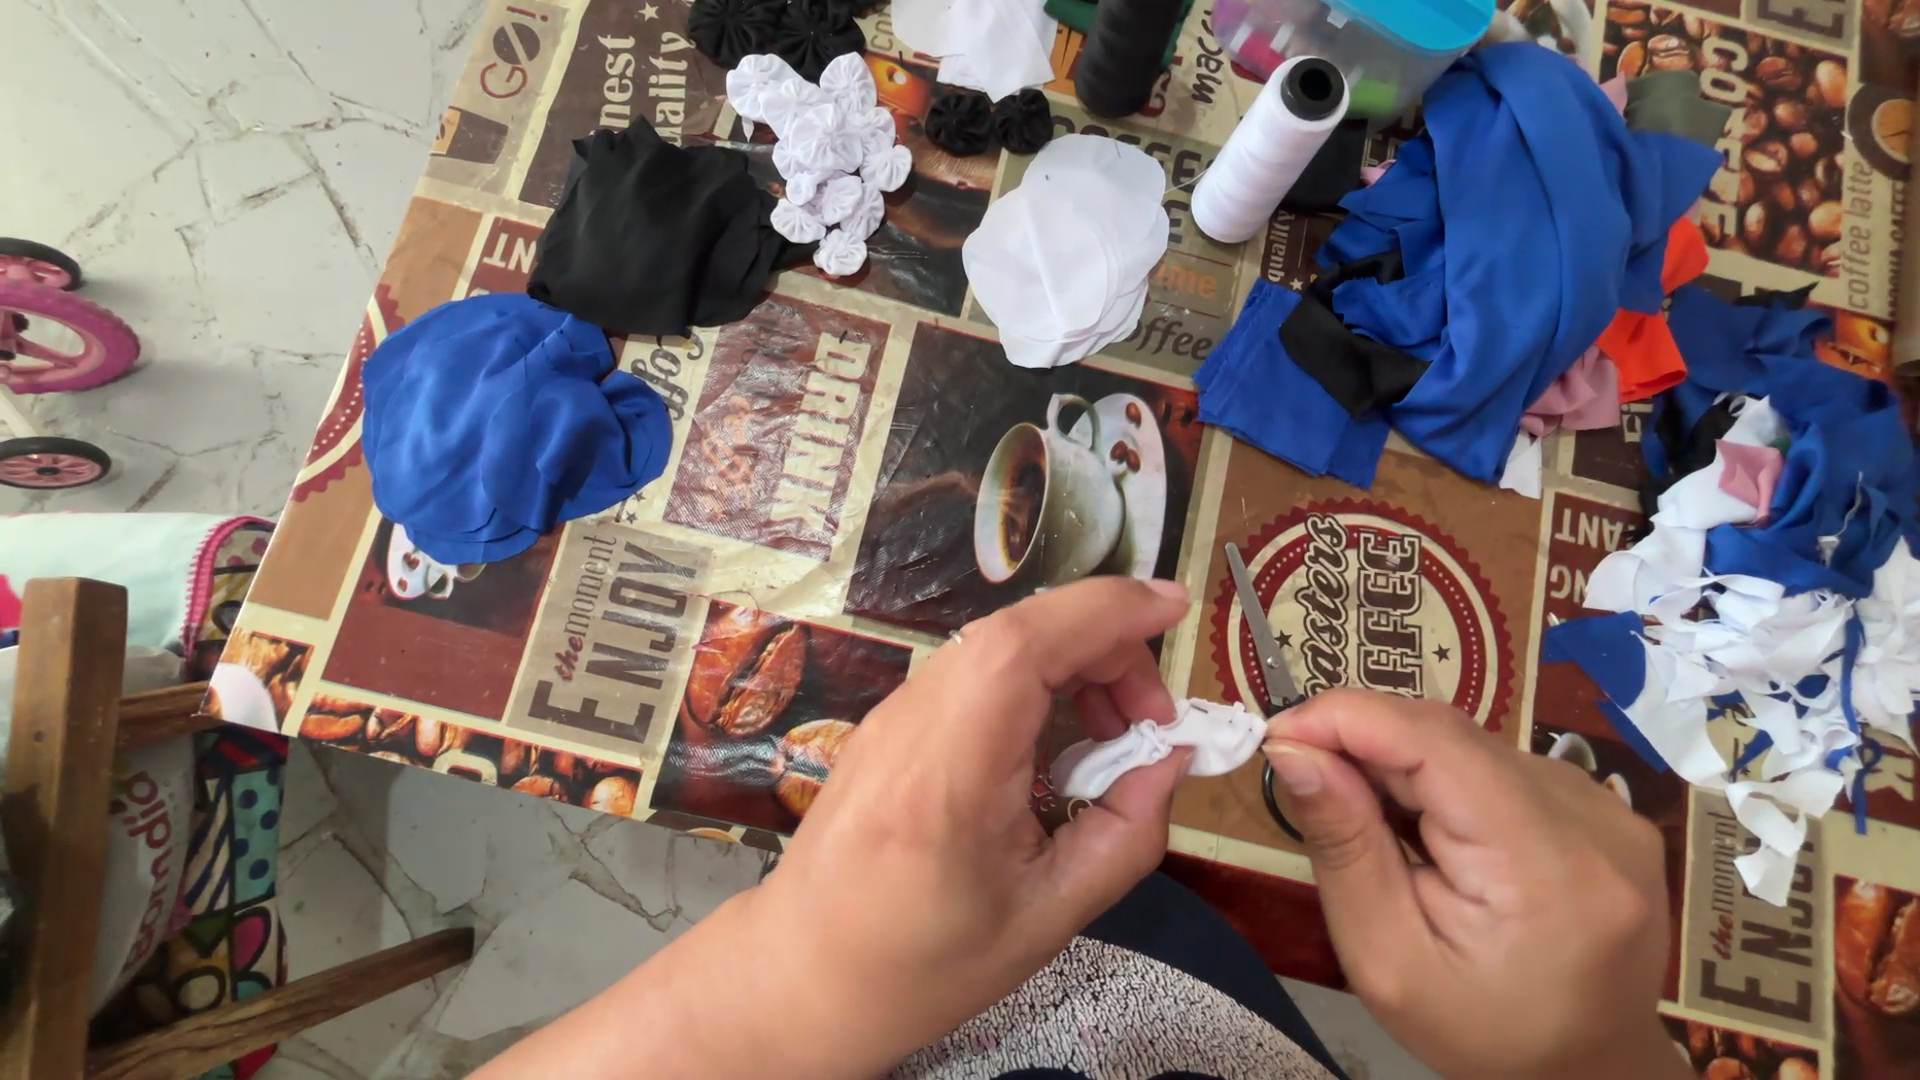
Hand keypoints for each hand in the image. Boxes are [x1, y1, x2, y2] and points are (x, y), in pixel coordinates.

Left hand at [481, 577, 1198, 1078]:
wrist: (803, 972)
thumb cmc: (923, 963)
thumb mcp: (1048, 917)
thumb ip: (1126, 831)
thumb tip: (1172, 754)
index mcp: (948, 771)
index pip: (1024, 646)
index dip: (1104, 610)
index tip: (1175, 606)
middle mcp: (912, 717)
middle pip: (1019, 632)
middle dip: (1106, 648)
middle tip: (1151, 721)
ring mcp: (894, 709)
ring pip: (999, 644)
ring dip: (1072, 663)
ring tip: (1111, 736)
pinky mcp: (893, 715)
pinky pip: (977, 669)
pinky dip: (1036, 680)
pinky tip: (1057, 739)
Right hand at [1263, 689, 1685, 1079]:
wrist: (1585, 1071)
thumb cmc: (1477, 1032)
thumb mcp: (1383, 956)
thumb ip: (1342, 846)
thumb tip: (1292, 750)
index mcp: (1546, 869)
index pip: (1435, 742)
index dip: (1345, 717)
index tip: (1276, 735)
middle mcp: (1590, 820)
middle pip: (1445, 735)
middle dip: (1358, 739)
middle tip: (1302, 772)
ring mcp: (1602, 807)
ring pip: (1460, 740)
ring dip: (1392, 758)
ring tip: (1365, 817)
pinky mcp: (1596, 805)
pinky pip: (1486, 758)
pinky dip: (1430, 772)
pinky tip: (1419, 822)